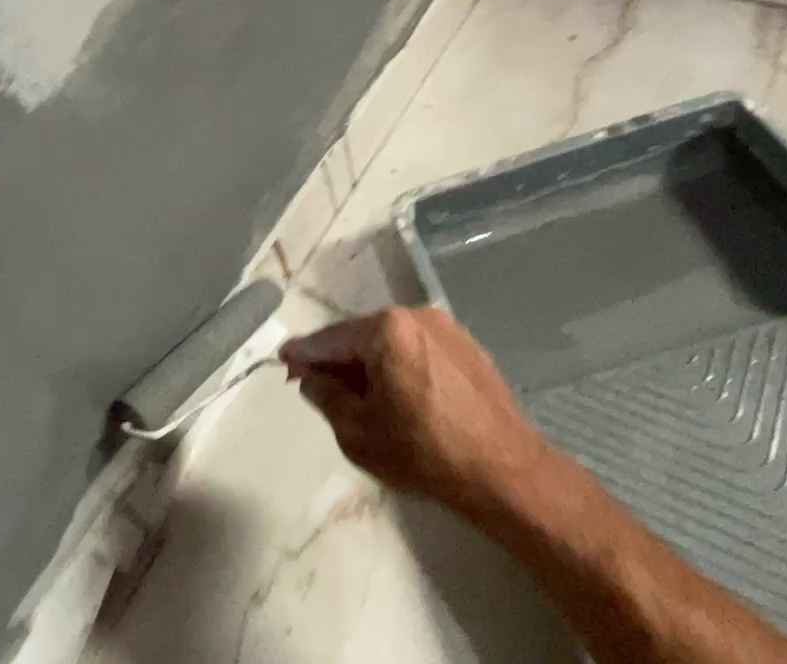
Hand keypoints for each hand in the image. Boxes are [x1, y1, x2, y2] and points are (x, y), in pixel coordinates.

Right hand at [279, 305, 550, 516]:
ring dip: (371, 362)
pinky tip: (399, 394)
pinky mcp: (469, 348)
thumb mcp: (357, 431)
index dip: (303, 353)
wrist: (504, 471)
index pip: (330, 339)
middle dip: (338, 358)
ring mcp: (447, 329)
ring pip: (392, 341)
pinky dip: (401, 366)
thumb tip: (310, 378)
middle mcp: (416, 315)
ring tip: (359, 394)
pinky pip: (420, 350)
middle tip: (317, 383)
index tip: (283, 360)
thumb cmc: (422, 451)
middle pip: (362, 335)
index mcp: (385, 329)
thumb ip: (325, 396)